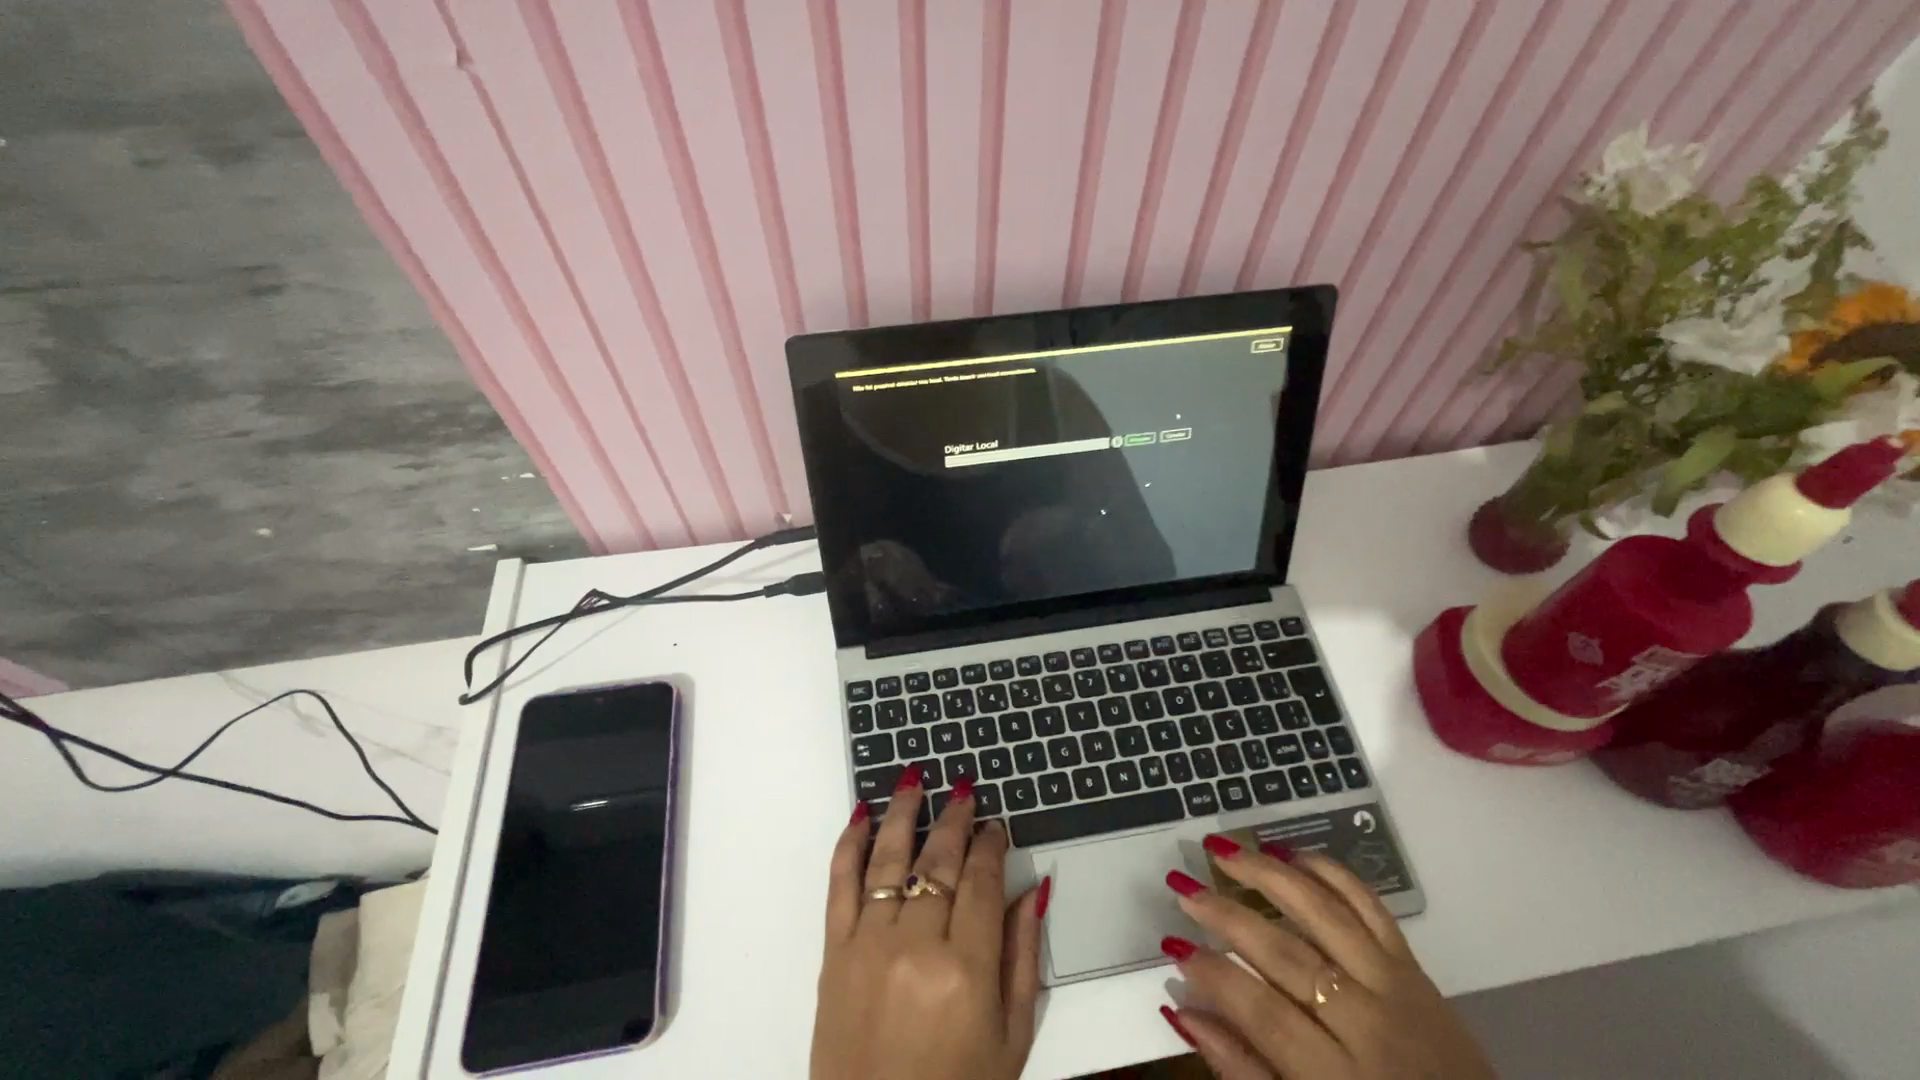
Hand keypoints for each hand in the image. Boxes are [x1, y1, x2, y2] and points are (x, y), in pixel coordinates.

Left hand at [811, 767, 1048, 1079]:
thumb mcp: (1012, 1036)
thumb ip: (1022, 957)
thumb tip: (1032, 888)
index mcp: (966, 969)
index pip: (982, 882)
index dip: (991, 845)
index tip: (997, 823)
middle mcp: (915, 945)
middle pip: (938, 863)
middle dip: (955, 820)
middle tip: (965, 789)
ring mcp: (867, 944)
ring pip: (889, 860)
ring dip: (904, 813)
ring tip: (915, 778)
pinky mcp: (833, 952)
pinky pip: (840, 884)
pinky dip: (850, 844)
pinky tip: (861, 814)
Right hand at [1159, 838, 1494, 1079]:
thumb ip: (1242, 1069)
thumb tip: (1183, 1010)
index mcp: (1337, 1078)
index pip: (1264, 1013)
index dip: (1214, 975)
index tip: (1173, 945)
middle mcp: (1369, 1024)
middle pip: (1289, 956)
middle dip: (1228, 916)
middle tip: (1182, 886)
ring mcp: (1396, 987)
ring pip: (1327, 915)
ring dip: (1270, 875)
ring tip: (1223, 850)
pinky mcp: (1414, 966)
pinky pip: (1372, 908)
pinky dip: (1333, 874)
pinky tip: (1294, 854)